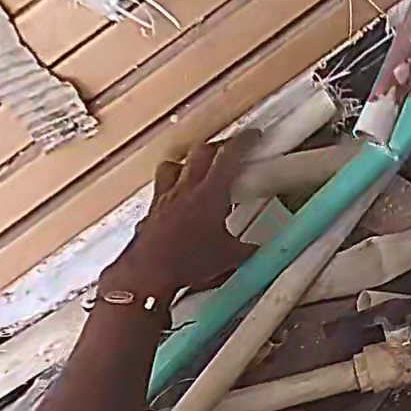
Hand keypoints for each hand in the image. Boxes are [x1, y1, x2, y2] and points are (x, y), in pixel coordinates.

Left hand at [104, 136, 256, 299]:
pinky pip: (160, 190)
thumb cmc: (186, 263)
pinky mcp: (152, 211)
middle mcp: (185, 189)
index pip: (229, 156)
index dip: (244, 141)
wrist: (149, 273)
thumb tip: (260, 250)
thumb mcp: (230, 258)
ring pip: (174, 165)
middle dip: (219, 148)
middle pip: (201, 152)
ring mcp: (165, 198)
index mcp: (210, 194)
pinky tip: (176, 201)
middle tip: (229, 153)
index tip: (252, 136)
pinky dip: (171, 190)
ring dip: (188, 163)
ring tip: (197, 170)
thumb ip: (248, 250)